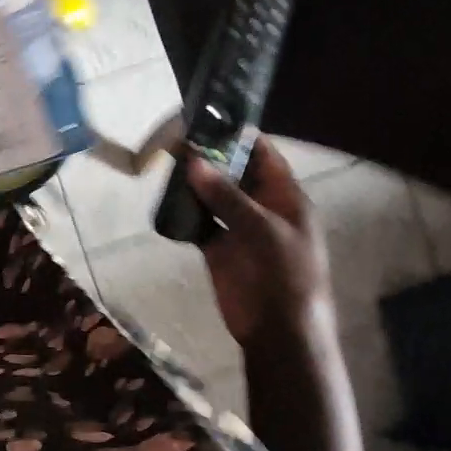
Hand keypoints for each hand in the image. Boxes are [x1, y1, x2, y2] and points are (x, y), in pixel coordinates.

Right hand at [184, 137, 335, 346]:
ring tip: (165, 164)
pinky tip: (165, 202)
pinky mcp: (218, 249)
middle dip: (209, 158)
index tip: (209, 121)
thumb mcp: (262, 231)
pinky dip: (183, 213)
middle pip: (234, 174)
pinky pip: (199, 224)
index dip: (240, 138)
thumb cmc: (286, 275)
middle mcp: (261, 207)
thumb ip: (228, 198)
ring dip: (193, 184)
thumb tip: (195, 162)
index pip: (264, 156)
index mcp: (285, 197)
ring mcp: (238, 229)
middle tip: (176, 140)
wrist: (278, 328)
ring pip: (213, 197)